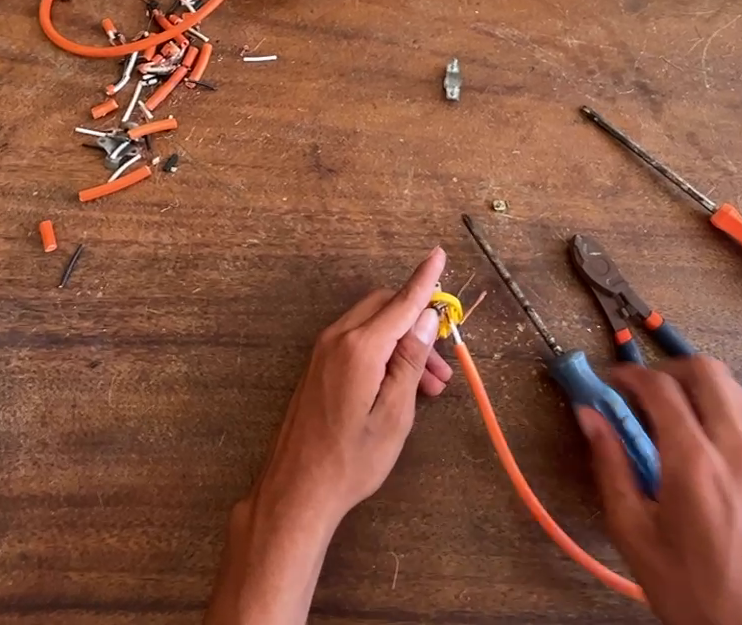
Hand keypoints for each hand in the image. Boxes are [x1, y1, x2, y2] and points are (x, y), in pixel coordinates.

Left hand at [206, 247, 452, 624]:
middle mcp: (338, 338)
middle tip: (443, 366)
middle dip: (417, 325)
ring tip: (430, 387)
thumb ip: (411, 360)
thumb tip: (426, 317)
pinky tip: (399, 386)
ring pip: (372, 326)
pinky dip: (382, 351)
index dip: (424, 280)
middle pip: (385, 308)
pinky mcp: (318, 365)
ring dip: (402, 343)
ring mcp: (323, 350)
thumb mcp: (394, 414)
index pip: (401, 303)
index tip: (438, 254)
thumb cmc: (352, 457)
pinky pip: (357, 342)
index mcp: (359, 347)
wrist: (298, 487)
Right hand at [577, 357, 741, 624]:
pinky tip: (710, 453)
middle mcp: (740, 453)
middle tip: (646, 392)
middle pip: (708, 371)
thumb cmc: (692, 594)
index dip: (629, 374)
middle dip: (670, 369)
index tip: (612, 382)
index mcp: (695, 465)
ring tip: (676, 421)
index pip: (661, 386)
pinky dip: (728, 419)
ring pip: (738, 393)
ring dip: (702, 392)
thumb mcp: (634, 534)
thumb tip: (589, 417)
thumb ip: (610, 466)